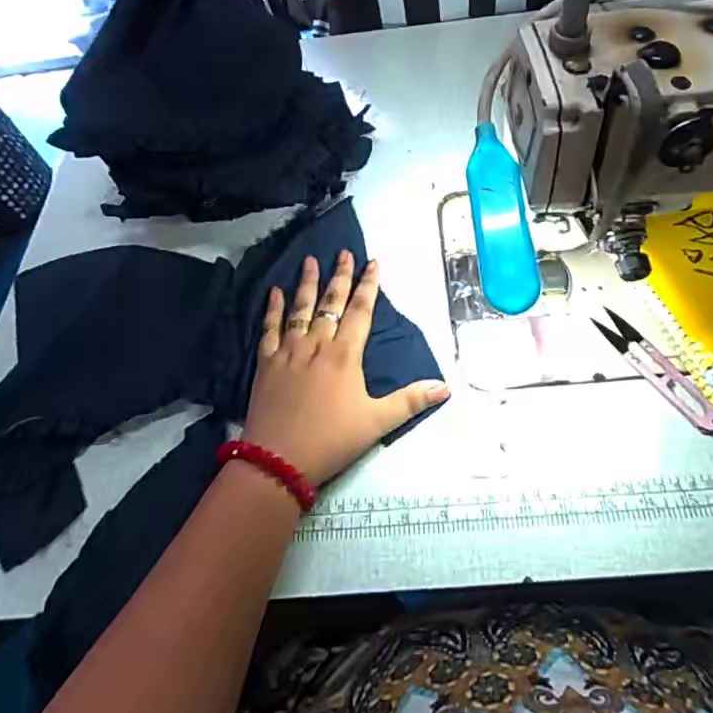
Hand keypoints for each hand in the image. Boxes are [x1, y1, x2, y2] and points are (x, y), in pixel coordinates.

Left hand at [242, 252, 448, 487]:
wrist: (277, 460)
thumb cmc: (332, 440)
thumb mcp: (377, 422)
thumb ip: (410, 401)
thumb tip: (445, 387)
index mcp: (345, 354)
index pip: (361, 311)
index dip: (369, 286)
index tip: (373, 263)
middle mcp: (317, 345)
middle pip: (331, 303)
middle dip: (340, 276)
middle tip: (344, 252)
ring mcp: (288, 351)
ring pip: (300, 309)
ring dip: (306, 283)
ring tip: (310, 261)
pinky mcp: (266, 364)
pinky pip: (270, 329)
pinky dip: (273, 309)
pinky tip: (274, 292)